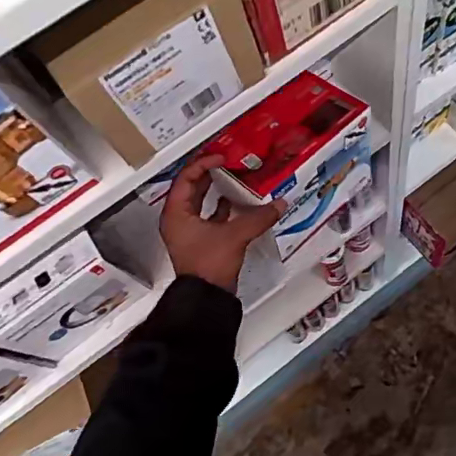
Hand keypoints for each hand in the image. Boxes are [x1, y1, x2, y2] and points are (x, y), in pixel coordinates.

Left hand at [160, 154, 283, 292]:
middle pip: (191, 188)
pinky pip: (209, 217)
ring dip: (214, 190)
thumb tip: (278, 204)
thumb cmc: (209, 265)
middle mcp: (178, 220)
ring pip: (199, 203)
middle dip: (209, 174)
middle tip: (226, 163)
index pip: (186, 178)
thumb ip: (258, 217)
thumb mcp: (235, 235)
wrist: (206, 297)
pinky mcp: (200, 242)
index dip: (203, 164)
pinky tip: (236, 204)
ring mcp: (188, 232)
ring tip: (232, 179)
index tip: (220, 158)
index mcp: (177, 213)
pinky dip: (221, 208)